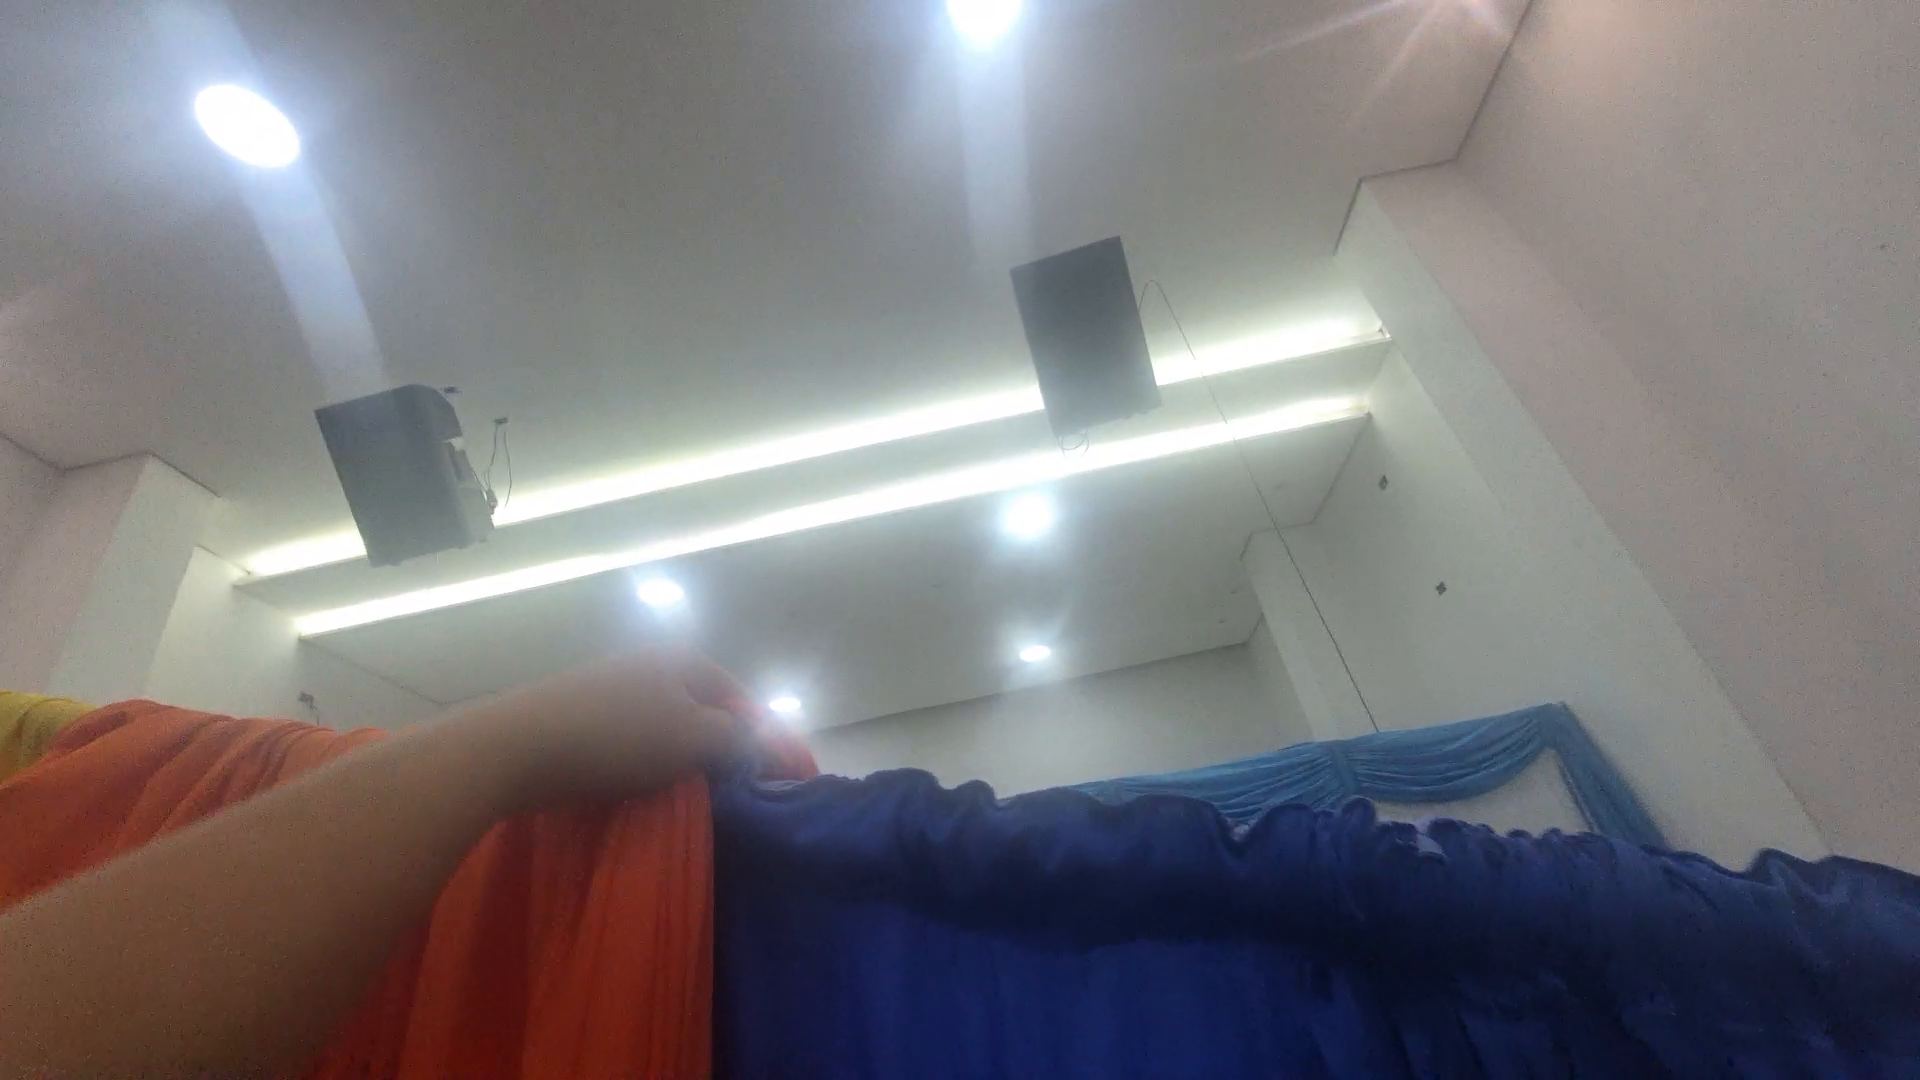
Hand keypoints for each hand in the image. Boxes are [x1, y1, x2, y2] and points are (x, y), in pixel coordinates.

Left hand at [449, 646, 744, 811]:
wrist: (511, 748)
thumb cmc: (618, 736)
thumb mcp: (696, 738)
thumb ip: (741, 739)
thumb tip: (766, 747)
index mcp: (682, 660)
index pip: (738, 696)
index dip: (754, 735)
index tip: (759, 776)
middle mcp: (649, 664)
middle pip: (700, 710)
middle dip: (713, 749)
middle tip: (720, 790)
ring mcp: (610, 687)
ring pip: (662, 727)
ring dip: (674, 759)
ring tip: (675, 795)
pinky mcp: (577, 714)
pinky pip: (626, 739)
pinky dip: (636, 762)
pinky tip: (629, 786)